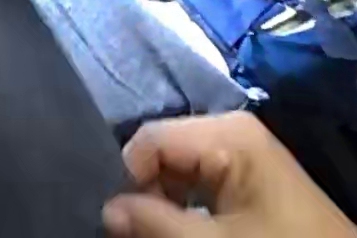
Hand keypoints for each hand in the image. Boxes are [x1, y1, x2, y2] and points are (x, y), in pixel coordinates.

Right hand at [104, 113, 356, 237]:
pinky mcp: (249, 174)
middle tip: (133, 234)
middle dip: (146, 191)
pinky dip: (184, 206)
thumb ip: (157, 224)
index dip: (128, 178)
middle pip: (166, 150)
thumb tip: (107, 208)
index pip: (152, 137)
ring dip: (162, 202)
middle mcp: (230, 128)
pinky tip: (179, 231)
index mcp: (226, 131)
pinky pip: (201, 180)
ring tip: (153, 235)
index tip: (115, 224)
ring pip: (180, 167)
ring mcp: (242, 150)